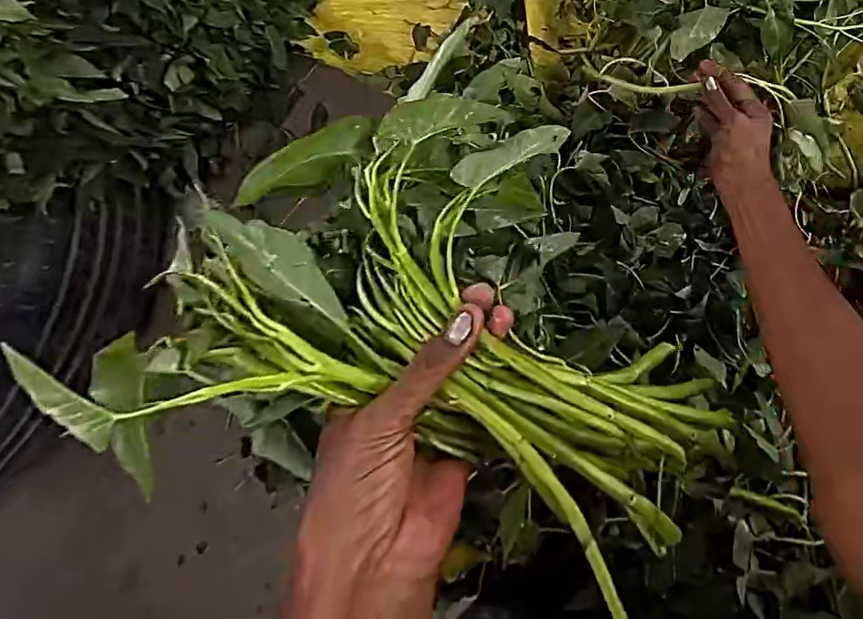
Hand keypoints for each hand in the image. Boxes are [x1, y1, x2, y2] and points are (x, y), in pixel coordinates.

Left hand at [287, 284, 514, 618]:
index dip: (428, 314)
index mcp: (365, 395)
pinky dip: (503, 379)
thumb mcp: (380, 421)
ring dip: (486, 348)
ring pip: (466, 375)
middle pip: (438, 354)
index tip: (456, 290)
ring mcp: (435, 422)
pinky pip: (487, 404)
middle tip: (487, 298)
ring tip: (504, 319)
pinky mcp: (465, 442)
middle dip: (463, 325)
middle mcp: (400, 404)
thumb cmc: (350, 497)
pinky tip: (512, 354)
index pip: (399, 342)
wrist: (375, 572)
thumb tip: (465, 320)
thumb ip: (426, 369)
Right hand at [692, 60, 774, 197]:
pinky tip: (694, 108)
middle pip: (725, 95)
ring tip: (690, 85)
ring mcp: (730, 129)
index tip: (703, 64)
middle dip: (710, 84)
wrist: (740, 187)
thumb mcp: (733, 121)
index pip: (736, 85)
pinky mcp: (718, 141)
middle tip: (693, 73)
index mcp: (754, 110)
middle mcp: (743, 117)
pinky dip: (702, 115)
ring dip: (704, 98)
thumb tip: (707, 79)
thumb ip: (719, 99)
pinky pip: (709, 123)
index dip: (720, 74)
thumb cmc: (742, 152)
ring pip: (715, 108)